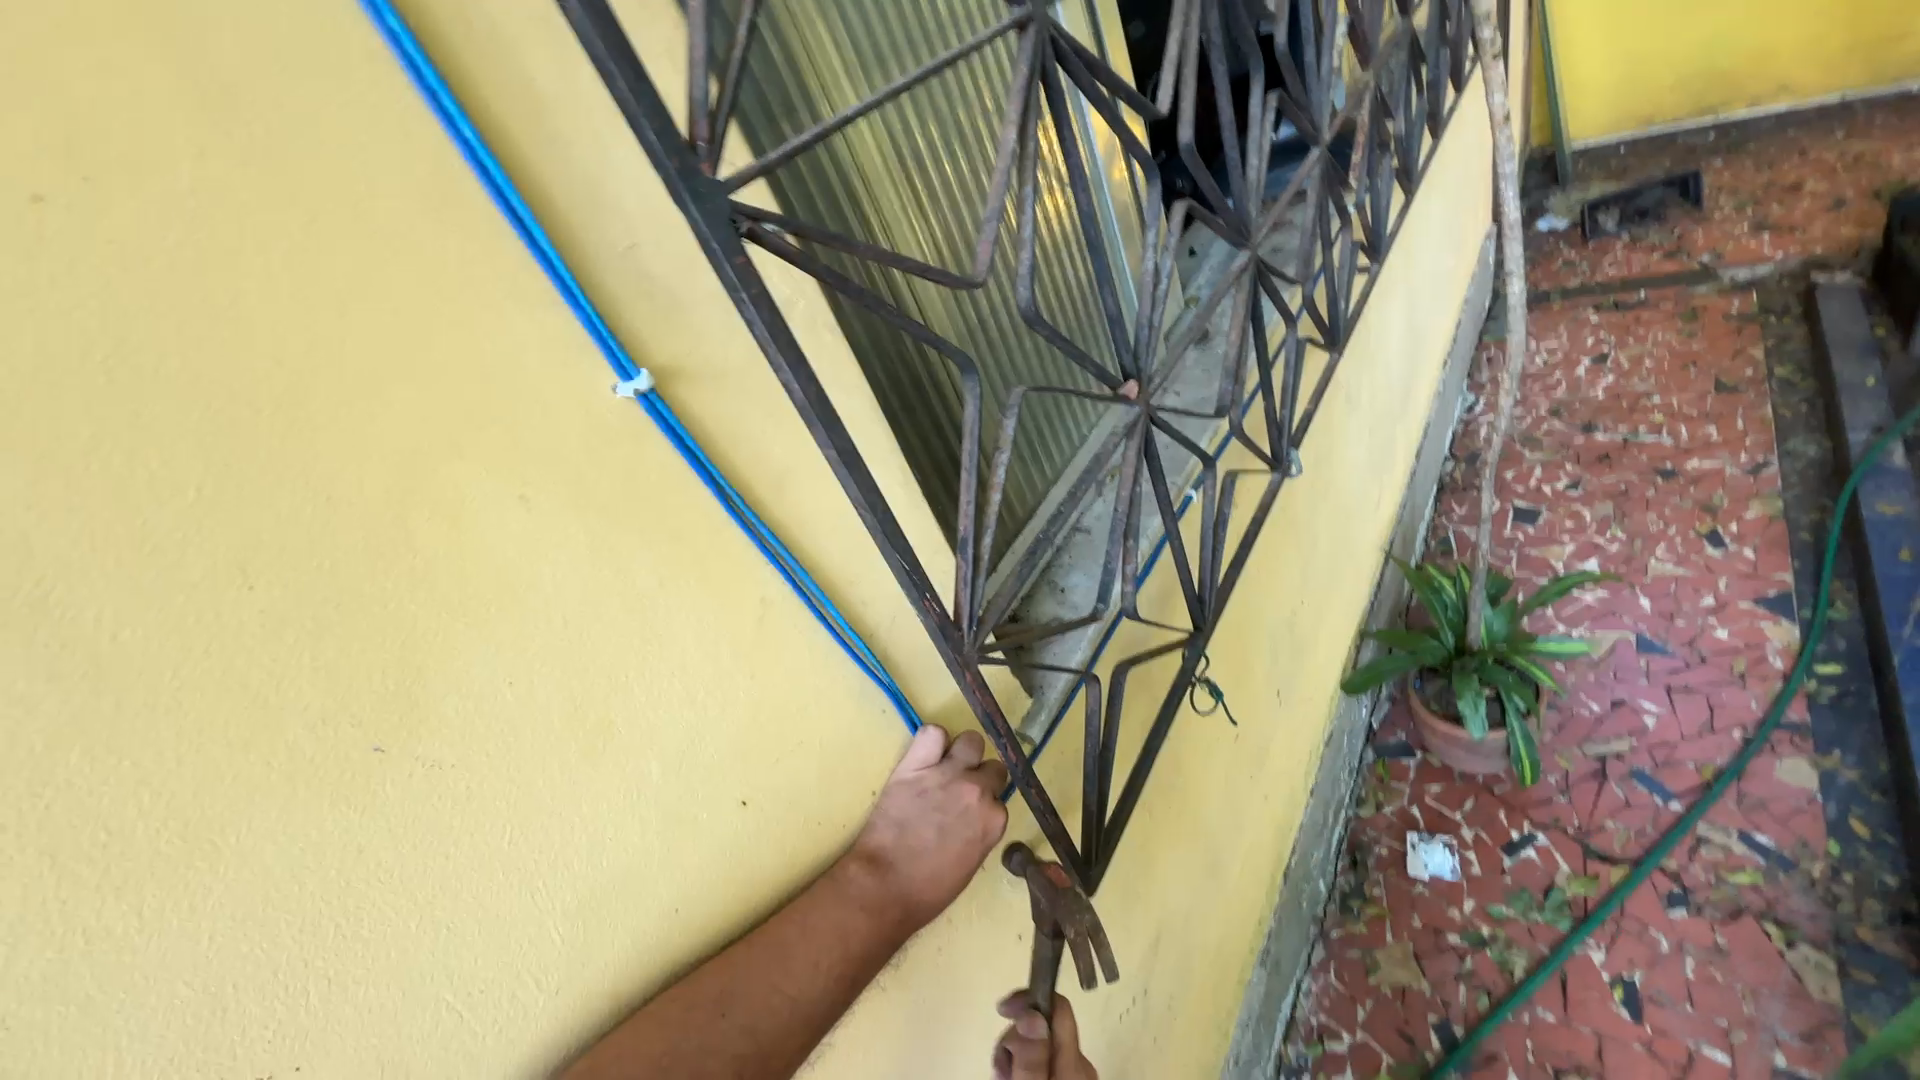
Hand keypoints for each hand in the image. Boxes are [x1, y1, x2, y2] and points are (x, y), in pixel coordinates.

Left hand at [841, 725, 1009, 931]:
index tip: (970, 813)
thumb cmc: (927, 890)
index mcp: (994, 821)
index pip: (1000, 798)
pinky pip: (933, 732)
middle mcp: (977, 791)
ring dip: (962, 752)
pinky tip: (923, 756)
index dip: (985, 804)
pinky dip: (931, 741)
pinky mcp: (915, 764)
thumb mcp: (970, 863)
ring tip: (944, 767)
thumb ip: (980, 832)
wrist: (884, 885)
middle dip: (979, 777)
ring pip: (971, 741)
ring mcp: (947, 773)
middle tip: (958, 791)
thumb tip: (973, 818)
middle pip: (992, 766)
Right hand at [992, 993, 1096, 1079]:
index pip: (1059, 1006)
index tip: (1002, 1010)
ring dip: (1016, 1054)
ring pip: (1040, 1044)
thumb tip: (1030, 1013)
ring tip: (1003, 1076)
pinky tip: (1013, 1077)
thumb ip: (1030, 1056)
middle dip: (1015, 1037)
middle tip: (1000, 1067)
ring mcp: (1077, 1073)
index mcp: (1076, 1061)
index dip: (1028, 999)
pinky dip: (1026, 1066)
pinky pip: (1044, 1061)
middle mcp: (1081, 1062)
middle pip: (1043, 1025)